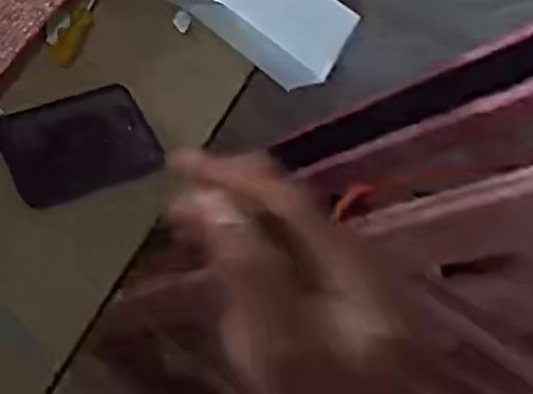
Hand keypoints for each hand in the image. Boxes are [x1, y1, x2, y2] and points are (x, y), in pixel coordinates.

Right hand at [167, 151, 409, 393]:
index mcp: (353, 267)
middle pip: (283, 205)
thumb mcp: (274, 340)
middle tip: (177, 200)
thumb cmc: (309, 392)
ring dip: (228, 214)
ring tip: (184, 224)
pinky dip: (242, 237)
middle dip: (225, 192)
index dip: (229, 173)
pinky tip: (215, 249)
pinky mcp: (334, 302)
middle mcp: (356, 263)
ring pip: (280, 224)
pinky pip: (282, 247)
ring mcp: (349, 283)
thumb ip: (245, 265)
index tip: (176, 163)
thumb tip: (209, 198)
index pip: (284, 198)